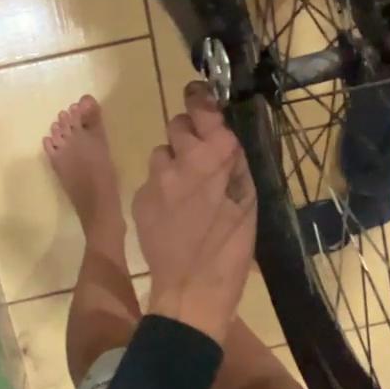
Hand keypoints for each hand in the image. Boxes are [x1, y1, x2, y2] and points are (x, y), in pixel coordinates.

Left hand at [134, 82, 256, 344]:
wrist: (192, 289)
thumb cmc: (231, 250)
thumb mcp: (249, 203)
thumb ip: (236, 164)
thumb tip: (226, 136)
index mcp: (216, 157)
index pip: (204, 109)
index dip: (203, 102)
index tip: (203, 100)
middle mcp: (182, 160)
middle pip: (177, 125)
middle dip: (188, 135)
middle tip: (200, 158)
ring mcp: (157, 179)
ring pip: (162, 153)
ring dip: (173, 164)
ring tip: (185, 191)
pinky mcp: (140, 197)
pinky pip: (151, 180)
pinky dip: (162, 189)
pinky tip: (172, 212)